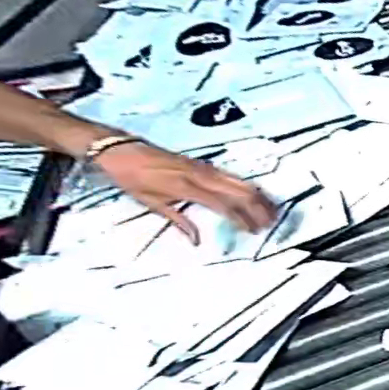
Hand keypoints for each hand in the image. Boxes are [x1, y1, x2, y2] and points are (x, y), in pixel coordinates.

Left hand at [95, 141, 273, 244]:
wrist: (117, 148)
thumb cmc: (129, 177)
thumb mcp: (148, 201)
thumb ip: (178, 221)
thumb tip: (195, 241)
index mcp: (186, 187)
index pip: (224, 206)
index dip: (241, 220)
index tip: (251, 231)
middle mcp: (201, 177)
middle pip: (242, 194)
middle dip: (259, 211)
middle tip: (269, 225)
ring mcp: (207, 169)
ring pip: (245, 185)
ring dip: (261, 200)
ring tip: (272, 213)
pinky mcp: (208, 166)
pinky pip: (238, 179)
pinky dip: (253, 190)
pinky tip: (259, 199)